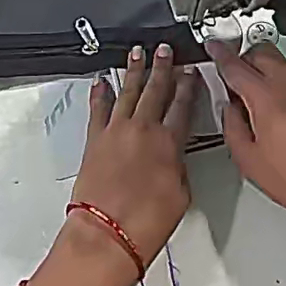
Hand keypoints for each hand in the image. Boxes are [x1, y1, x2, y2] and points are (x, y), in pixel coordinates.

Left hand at [62, 43, 198, 285]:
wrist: (108, 233)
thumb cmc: (144, 223)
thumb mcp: (180, 196)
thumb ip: (178, 167)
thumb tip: (173, 159)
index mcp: (169, 143)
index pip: (183, 105)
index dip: (188, 86)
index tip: (190, 73)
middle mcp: (143, 130)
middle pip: (155, 90)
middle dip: (162, 68)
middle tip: (165, 51)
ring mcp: (116, 131)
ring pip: (127, 91)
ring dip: (134, 71)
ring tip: (137, 54)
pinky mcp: (95, 139)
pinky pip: (98, 108)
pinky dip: (100, 94)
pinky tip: (102, 82)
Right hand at [208, 41, 285, 230]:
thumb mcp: (249, 160)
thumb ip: (232, 126)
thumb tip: (229, 112)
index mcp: (267, 96)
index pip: (236, 64)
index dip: (220, 53)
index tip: (214, 48)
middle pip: (262, 51)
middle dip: (243, 57)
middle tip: (231, 74)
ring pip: (281, 64)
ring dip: (264, 71)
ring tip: (253, 98)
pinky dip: (282, 85)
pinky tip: (277, 111)